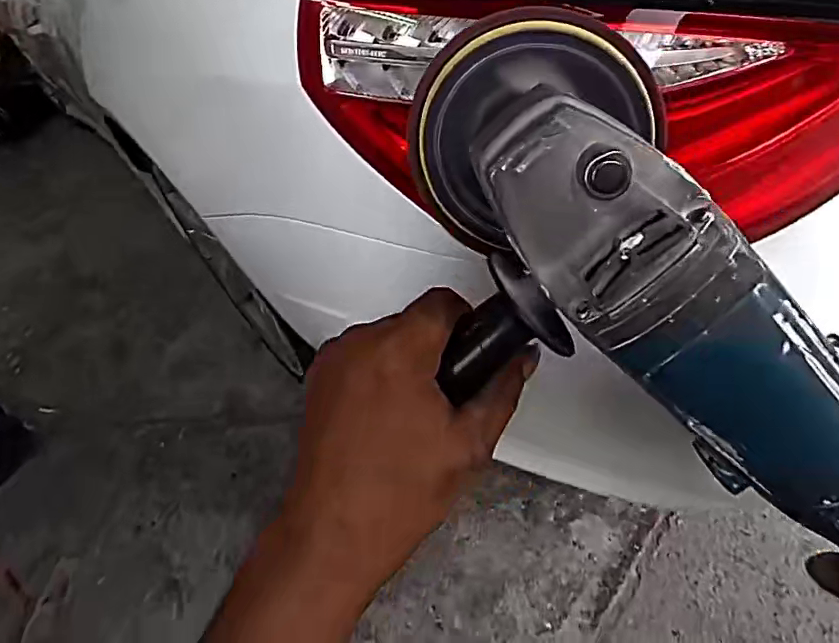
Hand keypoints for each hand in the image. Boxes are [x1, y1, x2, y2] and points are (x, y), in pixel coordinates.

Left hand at [285, 287, 535, 584]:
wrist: (330, 537)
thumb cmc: (390, 500)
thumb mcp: (468, 444)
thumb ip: (502, 390)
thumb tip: (519, 361)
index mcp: (398, 352)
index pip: (442, 301)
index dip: (467, 319)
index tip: (472, 343)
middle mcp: (360, 346)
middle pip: (416, 318)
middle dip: (438, 346)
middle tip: (449, 390)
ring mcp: (334, 360)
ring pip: (389, 335)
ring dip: (408, 358)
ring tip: (416, 409)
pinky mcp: (319, 377)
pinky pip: (363, 353)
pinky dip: (380, 371)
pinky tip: (388, 413)